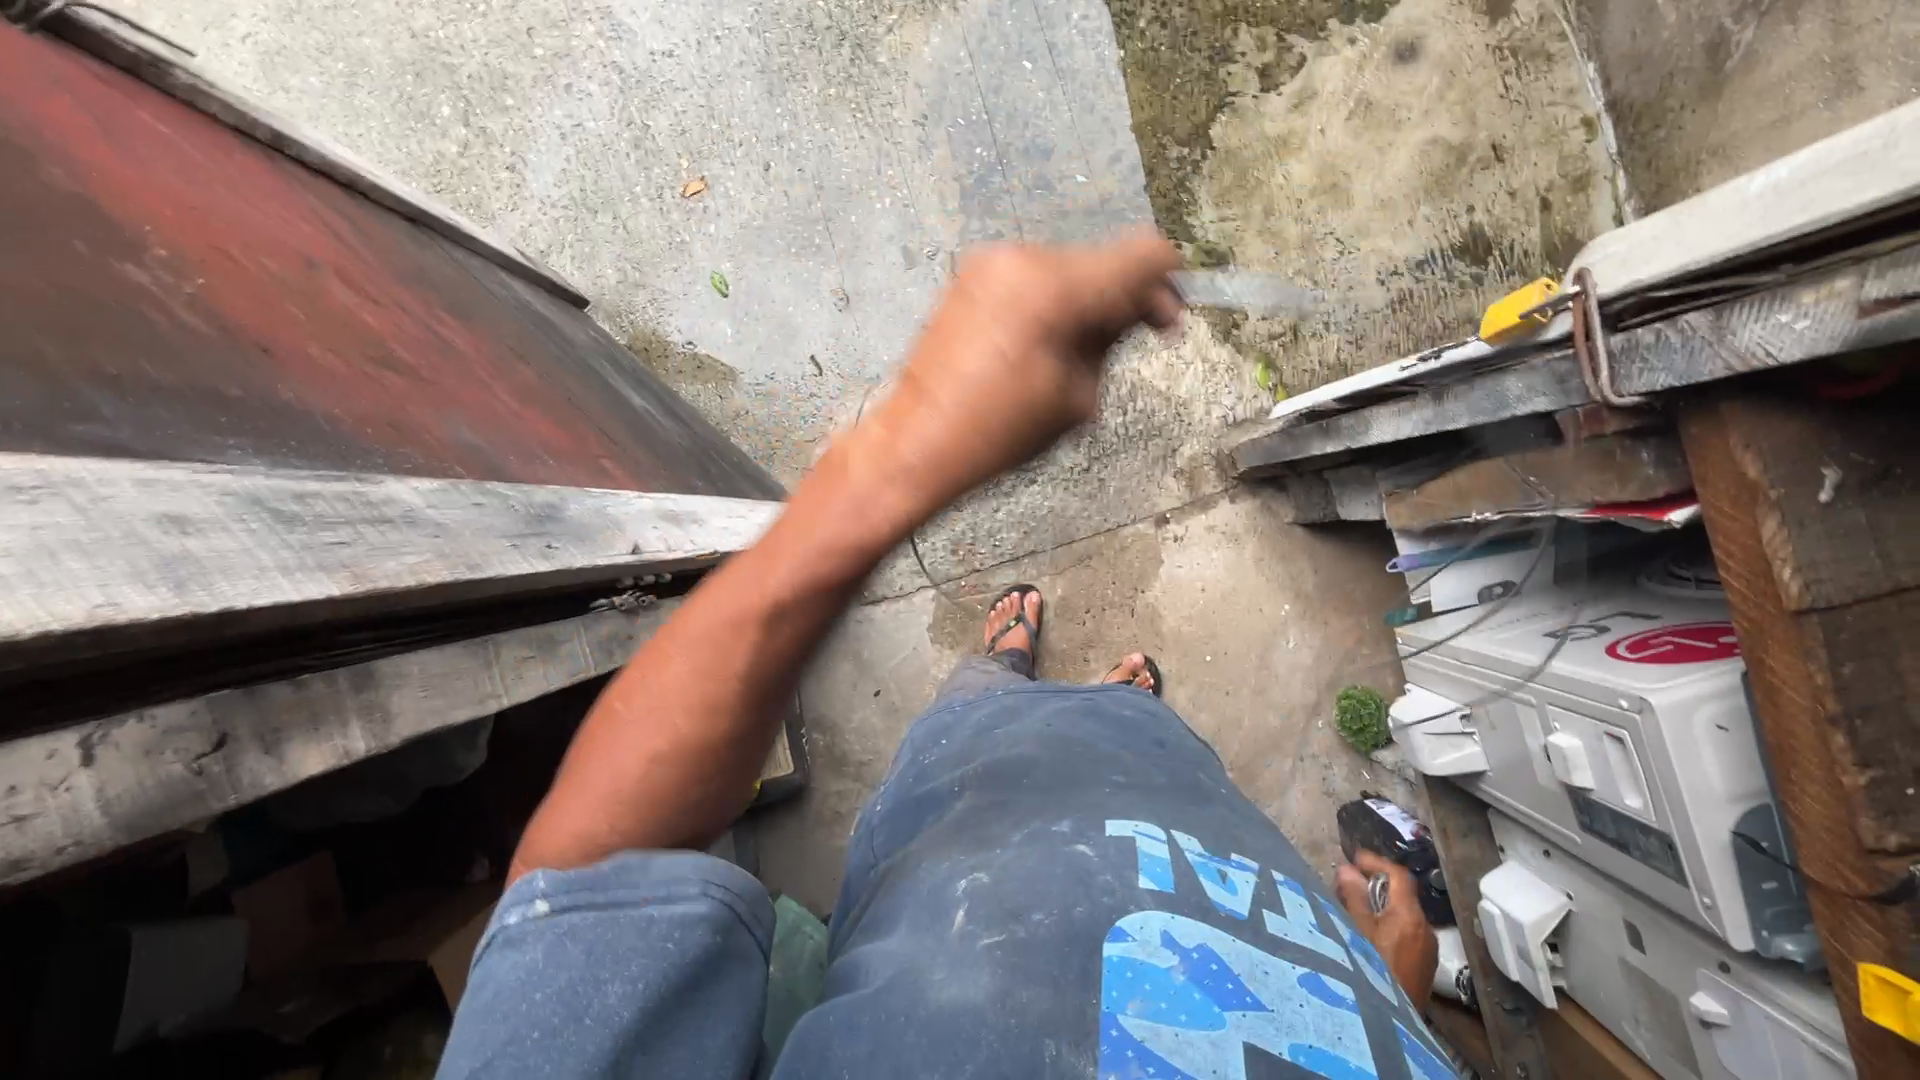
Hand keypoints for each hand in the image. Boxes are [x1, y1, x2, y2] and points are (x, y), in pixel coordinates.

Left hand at [856, 228, 1182, 513]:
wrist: (916, 440)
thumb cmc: (999, 432)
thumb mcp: (1076, 397)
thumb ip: (1113, 341)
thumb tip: (1138, 311)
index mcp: (1055, 287)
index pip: (1142, 252)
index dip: (1168, 282)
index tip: (1167, 319)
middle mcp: (1023, 258)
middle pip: (1102, 259)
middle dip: (1123, 298)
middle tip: (1129, 345)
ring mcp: (990, 263)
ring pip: (1067, 268)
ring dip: (1085, 301)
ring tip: (1074, 355)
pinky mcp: (970, 276)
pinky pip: (1031, 277)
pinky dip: (1050, 301)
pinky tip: (1042, 343)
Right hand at [1336, 851, 1439, 1008]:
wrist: (1395, 1020)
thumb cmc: (1372, 968)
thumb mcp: (1356, 930)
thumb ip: (1353, 897)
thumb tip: (1347, 869)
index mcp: (1409, 915)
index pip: (1399, 875)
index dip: (1375, 862)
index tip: (1353, 858)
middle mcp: (1425, 928)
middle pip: (1402, 895)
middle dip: (1374, 884)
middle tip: (1346, 884)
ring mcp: (1428, 949)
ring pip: (1404, 915)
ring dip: (1381, 905)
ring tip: (1353, 910)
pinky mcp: (1424, 965)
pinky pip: (1407, 932)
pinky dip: (1388, 923)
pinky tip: (1369, 936)